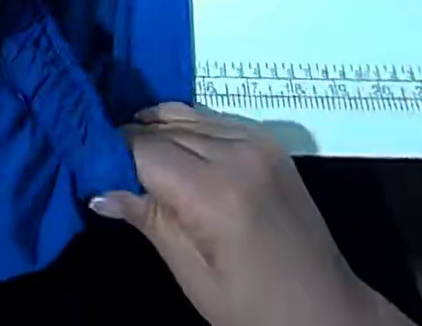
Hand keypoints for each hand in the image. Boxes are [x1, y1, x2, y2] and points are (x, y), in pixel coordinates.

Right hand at [91, 104, 411, 325]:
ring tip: (130, 150)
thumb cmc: (257, 312)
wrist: (332, 313)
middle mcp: (237, 152)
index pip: (145, 151)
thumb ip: (147, 220)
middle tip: (103, 159)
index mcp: (218, 193)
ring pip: (182, 115)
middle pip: (161, 129)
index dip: (113, 153)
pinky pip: (208, 118)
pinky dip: (183, 126)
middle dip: (129, 141)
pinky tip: (169, 145)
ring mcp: (255, 139)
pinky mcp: (264, 137)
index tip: (89, 161)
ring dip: (153, 129)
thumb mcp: (194, 277)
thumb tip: (96, 190)